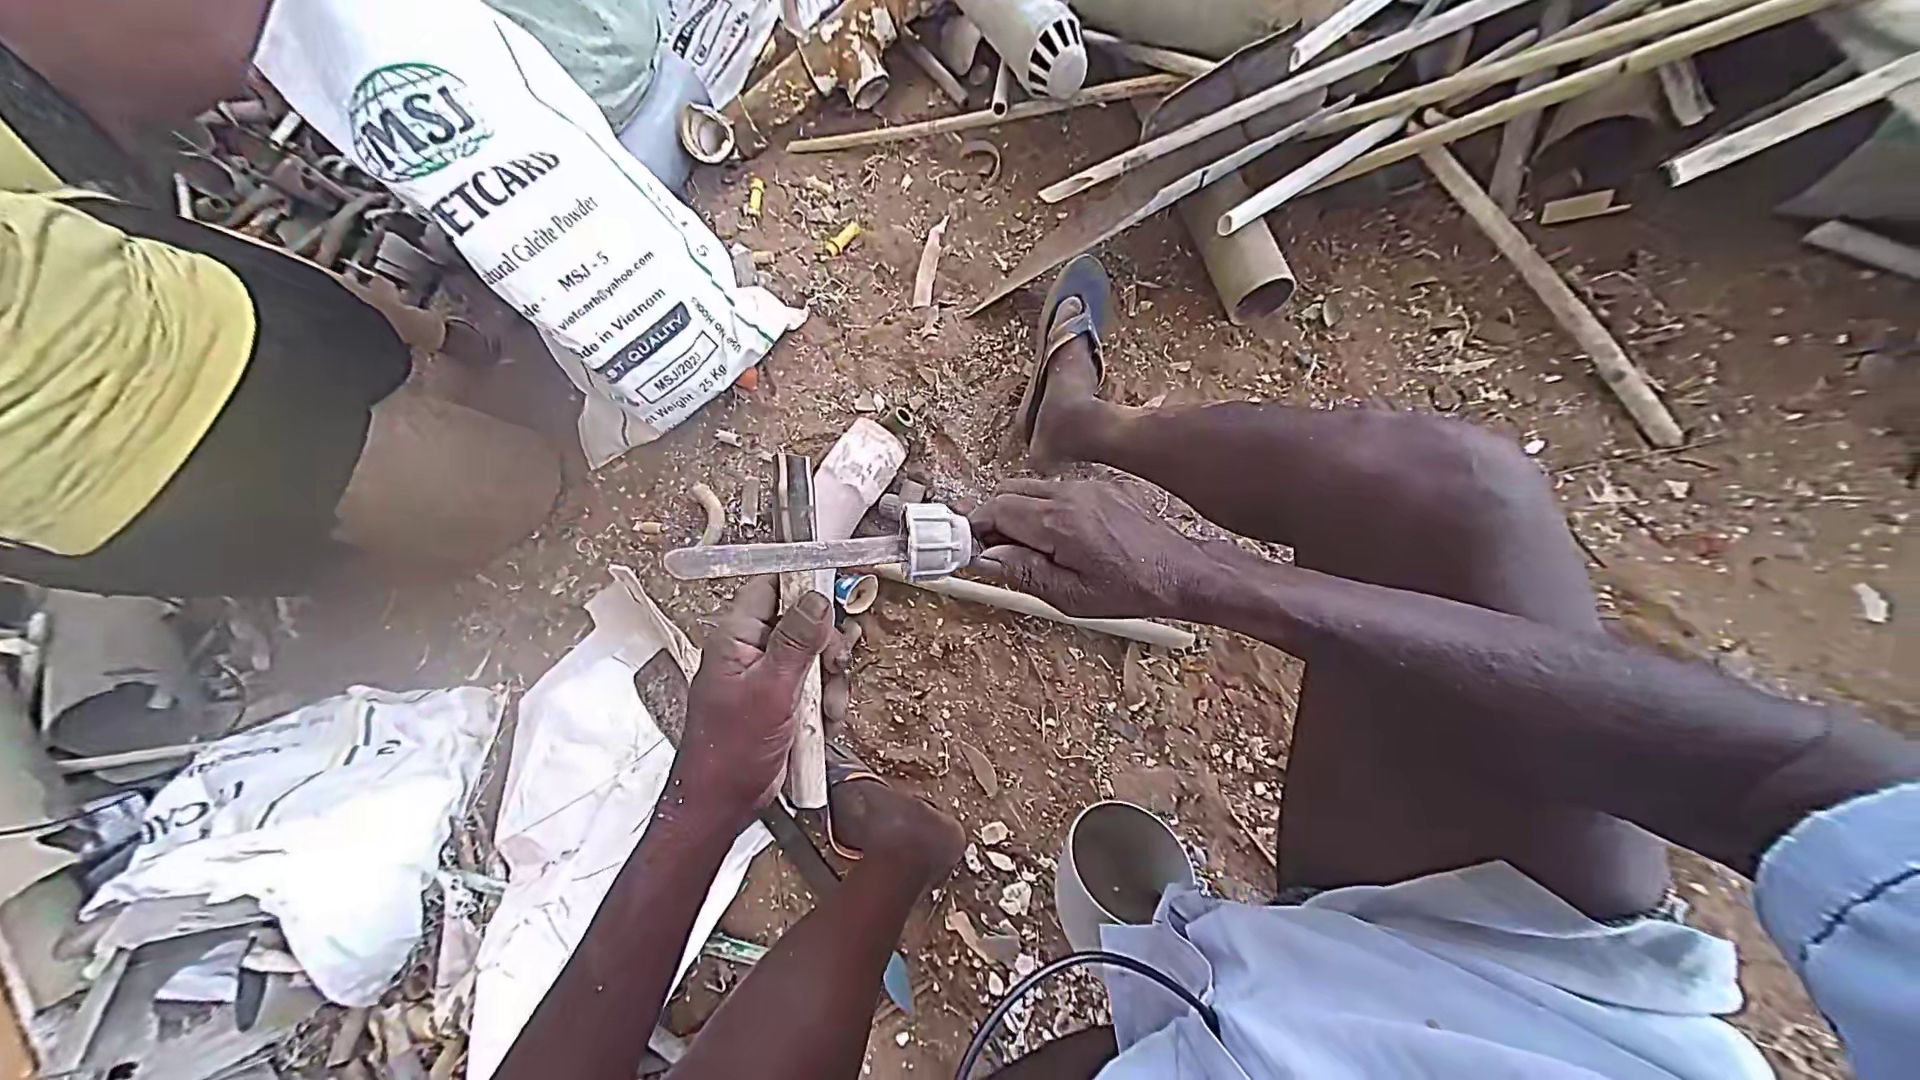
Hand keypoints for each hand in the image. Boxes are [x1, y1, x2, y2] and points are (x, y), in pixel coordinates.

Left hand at [678, 577, 833, 809]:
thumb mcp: (771, 690)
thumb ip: (796, 642)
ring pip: (817, 654)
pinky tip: (825, 721)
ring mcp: (771, 674)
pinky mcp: (786, 697)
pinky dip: (828, 701)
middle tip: (833, 663)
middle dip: (826, 643)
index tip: (834, 586)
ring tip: (827, 706)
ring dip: (831, 679)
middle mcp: (754, 650)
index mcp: (737, 638)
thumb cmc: (730, 750)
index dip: (802, 582)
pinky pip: (819, 684)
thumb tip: (817, 599)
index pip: (770, 588)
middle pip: (803, 620)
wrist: (725, 803)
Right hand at [968, 479, 1207, 619]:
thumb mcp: (1070, 597)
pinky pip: (1059, 488)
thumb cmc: (1133, 589)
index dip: (976, 526)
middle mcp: (1070, 493)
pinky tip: (1059, 536)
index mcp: (1058, 521)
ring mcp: (1089, 485)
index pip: (996, 508)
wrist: (1185, 571)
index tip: (971, 545)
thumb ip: (1023, 573)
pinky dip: (1045, 506)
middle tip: (997, 549)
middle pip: (1008, 490)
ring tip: (1031, 546)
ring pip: (1032, 486)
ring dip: (1019, 511)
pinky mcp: (1103, 485)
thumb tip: (987, 557)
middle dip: (994, 517)